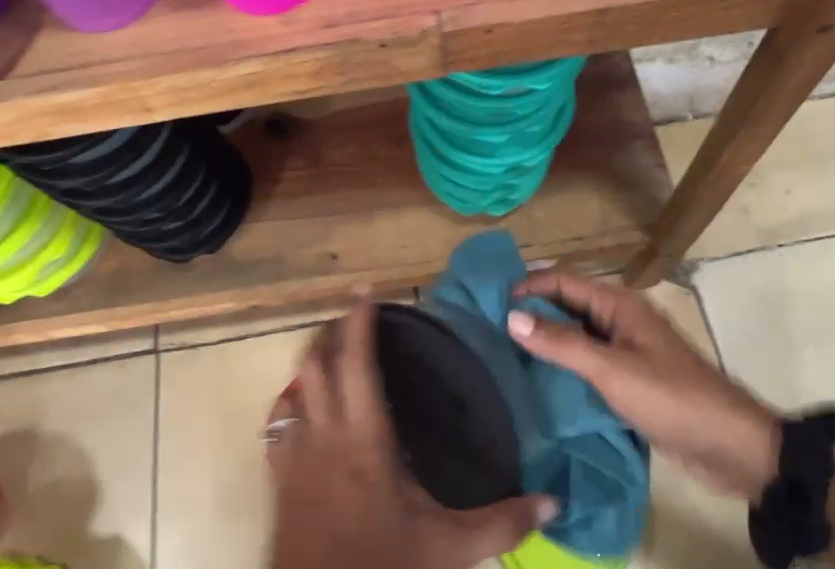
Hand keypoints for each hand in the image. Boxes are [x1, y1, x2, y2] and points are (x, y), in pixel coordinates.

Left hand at [267, 301, 556, 568]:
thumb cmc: (381, 565)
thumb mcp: (449, 548)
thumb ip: (502, 523)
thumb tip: (554, 502)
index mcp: (364, 438)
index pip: (356, 363)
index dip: (359, 323)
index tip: (366, 291)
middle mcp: (323, 434)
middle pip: (316, 363)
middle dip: (331, 330)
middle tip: (352, 312)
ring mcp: (295, 455)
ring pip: (296, 388)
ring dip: (312, 362)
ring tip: (333, 349)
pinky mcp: (280, 479)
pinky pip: (282, 423)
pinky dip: (296, 403)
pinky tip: (309, 409)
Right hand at [509, 271, 780, 501]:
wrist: (731, 447)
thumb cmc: (672, 399)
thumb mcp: (612, 371)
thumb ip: (562, 344)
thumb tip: (510, 316)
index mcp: (619, 305)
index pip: (563, 281)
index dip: (527, 286)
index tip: (488, 302)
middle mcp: (620, 320)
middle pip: (567, 304)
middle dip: (531, 311)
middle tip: (487, 328)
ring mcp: (626, 350)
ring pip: (576, 335)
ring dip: (545, 340)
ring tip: (503, 353)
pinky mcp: (630, 379)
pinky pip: (587, 362)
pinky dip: (562, 365)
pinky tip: (537, 382)